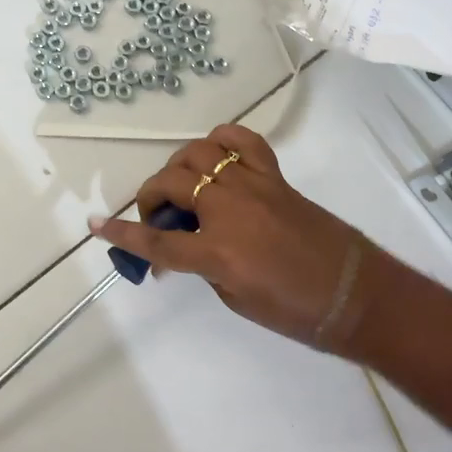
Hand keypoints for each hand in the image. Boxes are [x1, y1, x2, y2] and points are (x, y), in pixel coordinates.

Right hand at [90, 124, 398, 353]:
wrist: (356, 294)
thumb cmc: (295, 310)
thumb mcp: (235, 297)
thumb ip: (202, 266)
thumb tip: (184, 246)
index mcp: (218, 251)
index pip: (157, 241)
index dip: (122, 233)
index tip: (95, 224)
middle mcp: (230, 209)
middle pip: (170, 184)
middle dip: (151, 199)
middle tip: (160, 220)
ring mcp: (253, 185)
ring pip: (198, 153)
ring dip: (179, 168)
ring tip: (185, 189)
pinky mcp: (274, 175)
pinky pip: (241, 141)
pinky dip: (220, 142)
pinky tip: (215, 157)